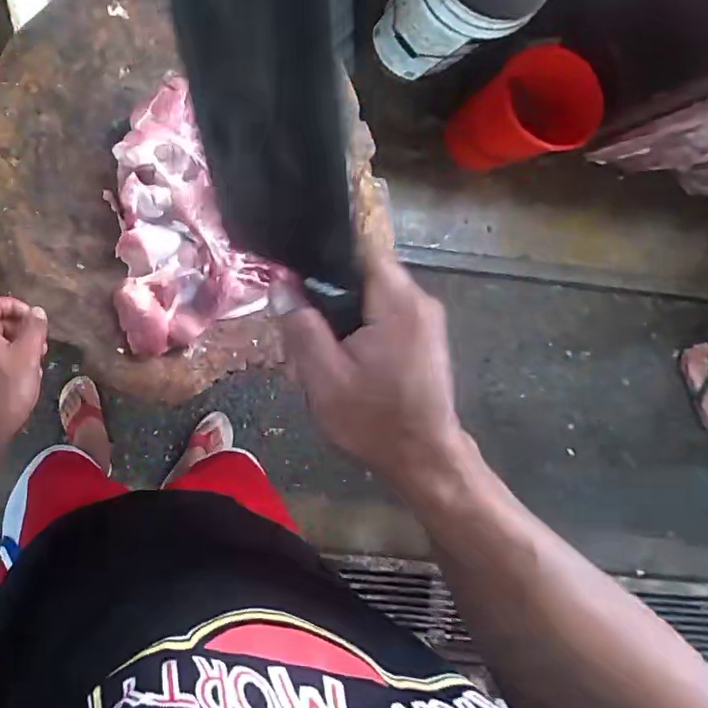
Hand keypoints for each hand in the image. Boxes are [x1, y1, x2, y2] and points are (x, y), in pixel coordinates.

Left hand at [0, 296, 47, 454]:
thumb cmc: (6, 391)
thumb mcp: (28, 356)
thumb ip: (34, 328)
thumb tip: (36, 311)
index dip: (18, 307)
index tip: (38, 321)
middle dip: (19, 328)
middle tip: (40, 345)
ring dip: (14, 344)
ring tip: (34, 363)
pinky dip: (3, 357)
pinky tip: (18, 376)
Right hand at [280, 243, 467, 491]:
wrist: (425, 460)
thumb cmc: (374, 420)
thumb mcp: (324, 377)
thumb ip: (301, 326)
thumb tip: (281, 285)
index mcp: (397, 301)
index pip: (359, 247)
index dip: (324, 253)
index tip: (294, 270)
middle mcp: (418, 300)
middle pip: (364, 272)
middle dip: (328, 291)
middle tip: (298, 318)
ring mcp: (426, 319)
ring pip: (373, 296)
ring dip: (343, 313)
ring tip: (317, 343)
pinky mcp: (426, 337)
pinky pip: (386, 314)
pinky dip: (361, 326)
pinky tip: (342, 355)